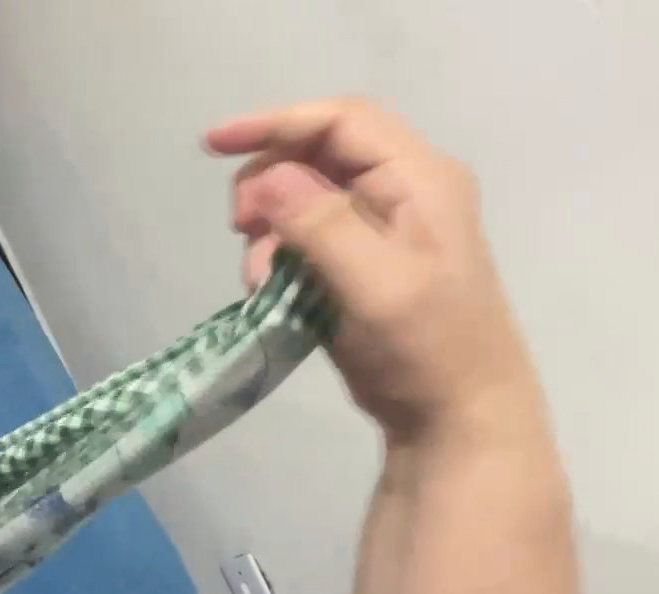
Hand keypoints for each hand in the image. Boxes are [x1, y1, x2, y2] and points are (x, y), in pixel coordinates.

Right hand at [206, 99, 540, 443]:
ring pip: (297, 198)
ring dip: (265, 230)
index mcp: (417, 180)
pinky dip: (272, 256)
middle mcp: (397, 191)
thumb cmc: (424, 345)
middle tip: (239, 231)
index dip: (274, 124)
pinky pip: (297, 238)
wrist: (449, 406)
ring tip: (263, 278)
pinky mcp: (352, 261)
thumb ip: (322, 226)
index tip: (210, 146)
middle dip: (264, 185)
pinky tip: (272, 289)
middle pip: (313, 154)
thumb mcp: (375, 284)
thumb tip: (265, 180)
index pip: (340, 123)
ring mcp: (375, 227)